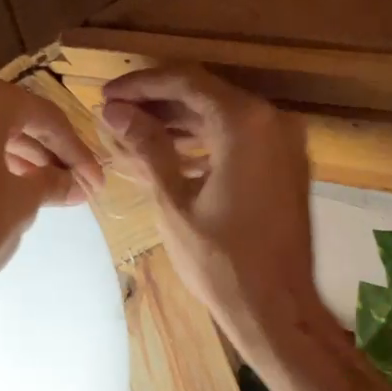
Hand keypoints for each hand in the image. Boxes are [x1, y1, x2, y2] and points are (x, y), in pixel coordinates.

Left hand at [0, 71, 102, 290]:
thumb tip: (77, 185)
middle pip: (5, 117)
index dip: (75, 152)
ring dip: (7, 154)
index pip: (43, 118)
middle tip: (69, 181)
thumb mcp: (23, 203)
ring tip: (36, 186)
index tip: (94, 181)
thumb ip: (52, 184)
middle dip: (41, 150)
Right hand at [99, 65, 321, 348]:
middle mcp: (273, 122)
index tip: (106, 94)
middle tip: (115, 115)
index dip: (141, 85)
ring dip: (178, 126)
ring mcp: (285, 146)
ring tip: (132, 137)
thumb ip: (148, 149)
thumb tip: (116, 112)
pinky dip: (205, 147)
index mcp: (246, 123)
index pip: (186, 82)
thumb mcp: (175, 203)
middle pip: (206, 96)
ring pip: (222, 121)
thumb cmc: (221, 262)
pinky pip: (240, 145)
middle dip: (157, 104)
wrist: (276, 308)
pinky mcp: (286, 170)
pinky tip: (168, 160)